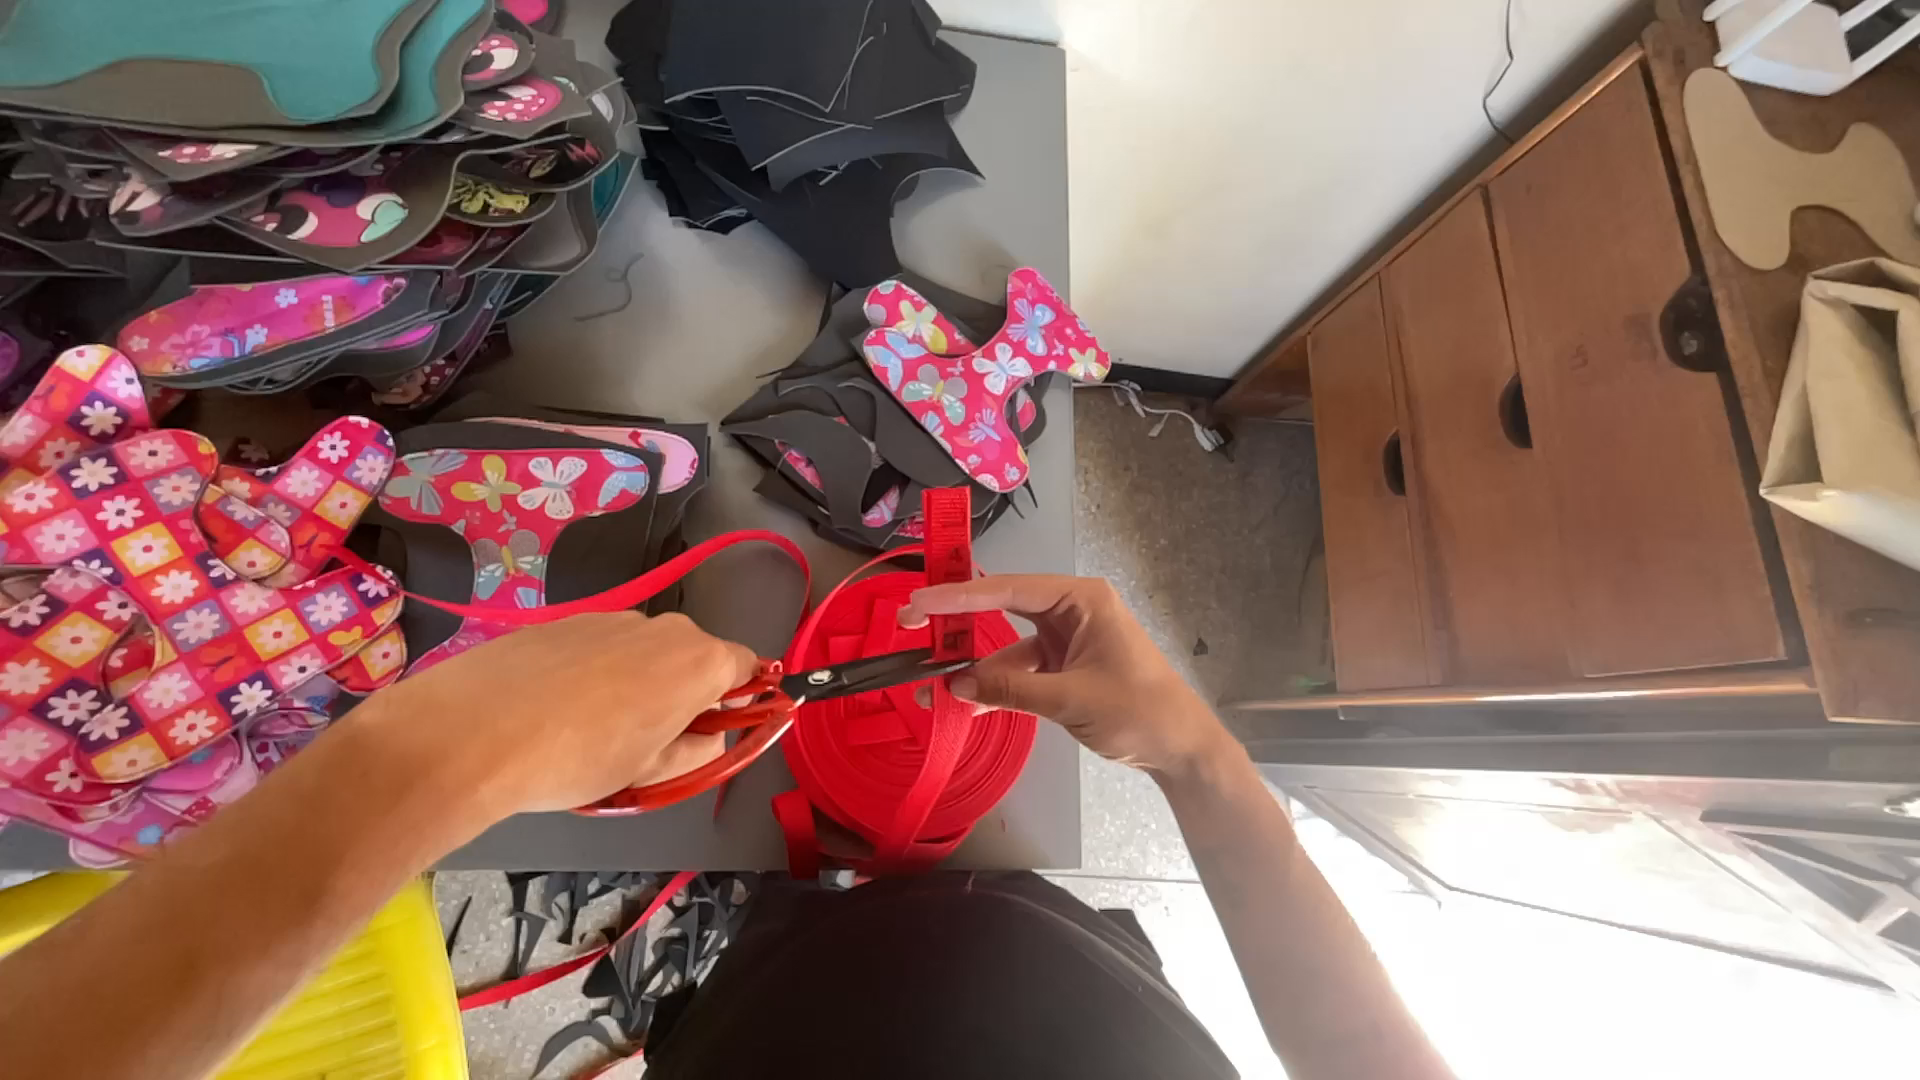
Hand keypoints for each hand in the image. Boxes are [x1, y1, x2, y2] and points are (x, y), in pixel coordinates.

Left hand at [352, 612, 758, 815]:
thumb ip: (698, 750)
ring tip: (590, 724)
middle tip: (649, 736)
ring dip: (639, 680)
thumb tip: (709, 734)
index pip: (747, 666)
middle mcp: (668, 628)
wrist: (472, 731)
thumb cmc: (579, 759)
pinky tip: (556, 704)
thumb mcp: (651, 772)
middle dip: (684, 691)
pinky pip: (604, 644)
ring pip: (647, 650)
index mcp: (701, 662)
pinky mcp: (570, 619)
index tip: (715, 726)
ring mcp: (616, 617)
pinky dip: (596, 670)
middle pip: (695, 657)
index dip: (739, 697)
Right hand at [899, 575, 1233, 778]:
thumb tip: (954, 686)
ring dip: (975, 668)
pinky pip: (1021, 671)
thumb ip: (1010, 690)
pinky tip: (967, 704)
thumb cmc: (1138, 711)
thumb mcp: (1070, 699)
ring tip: (932, 685)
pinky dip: (997, 688)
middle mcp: (1070, 609)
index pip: (1008, 589)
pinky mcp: (1064, 665)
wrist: (1181, 747)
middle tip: (910, 627)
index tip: (917, 603)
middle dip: (959, 624)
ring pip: (1007, 646)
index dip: (958, 596)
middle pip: (1002, 608)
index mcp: (1080, 598)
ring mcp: (1066, 638)